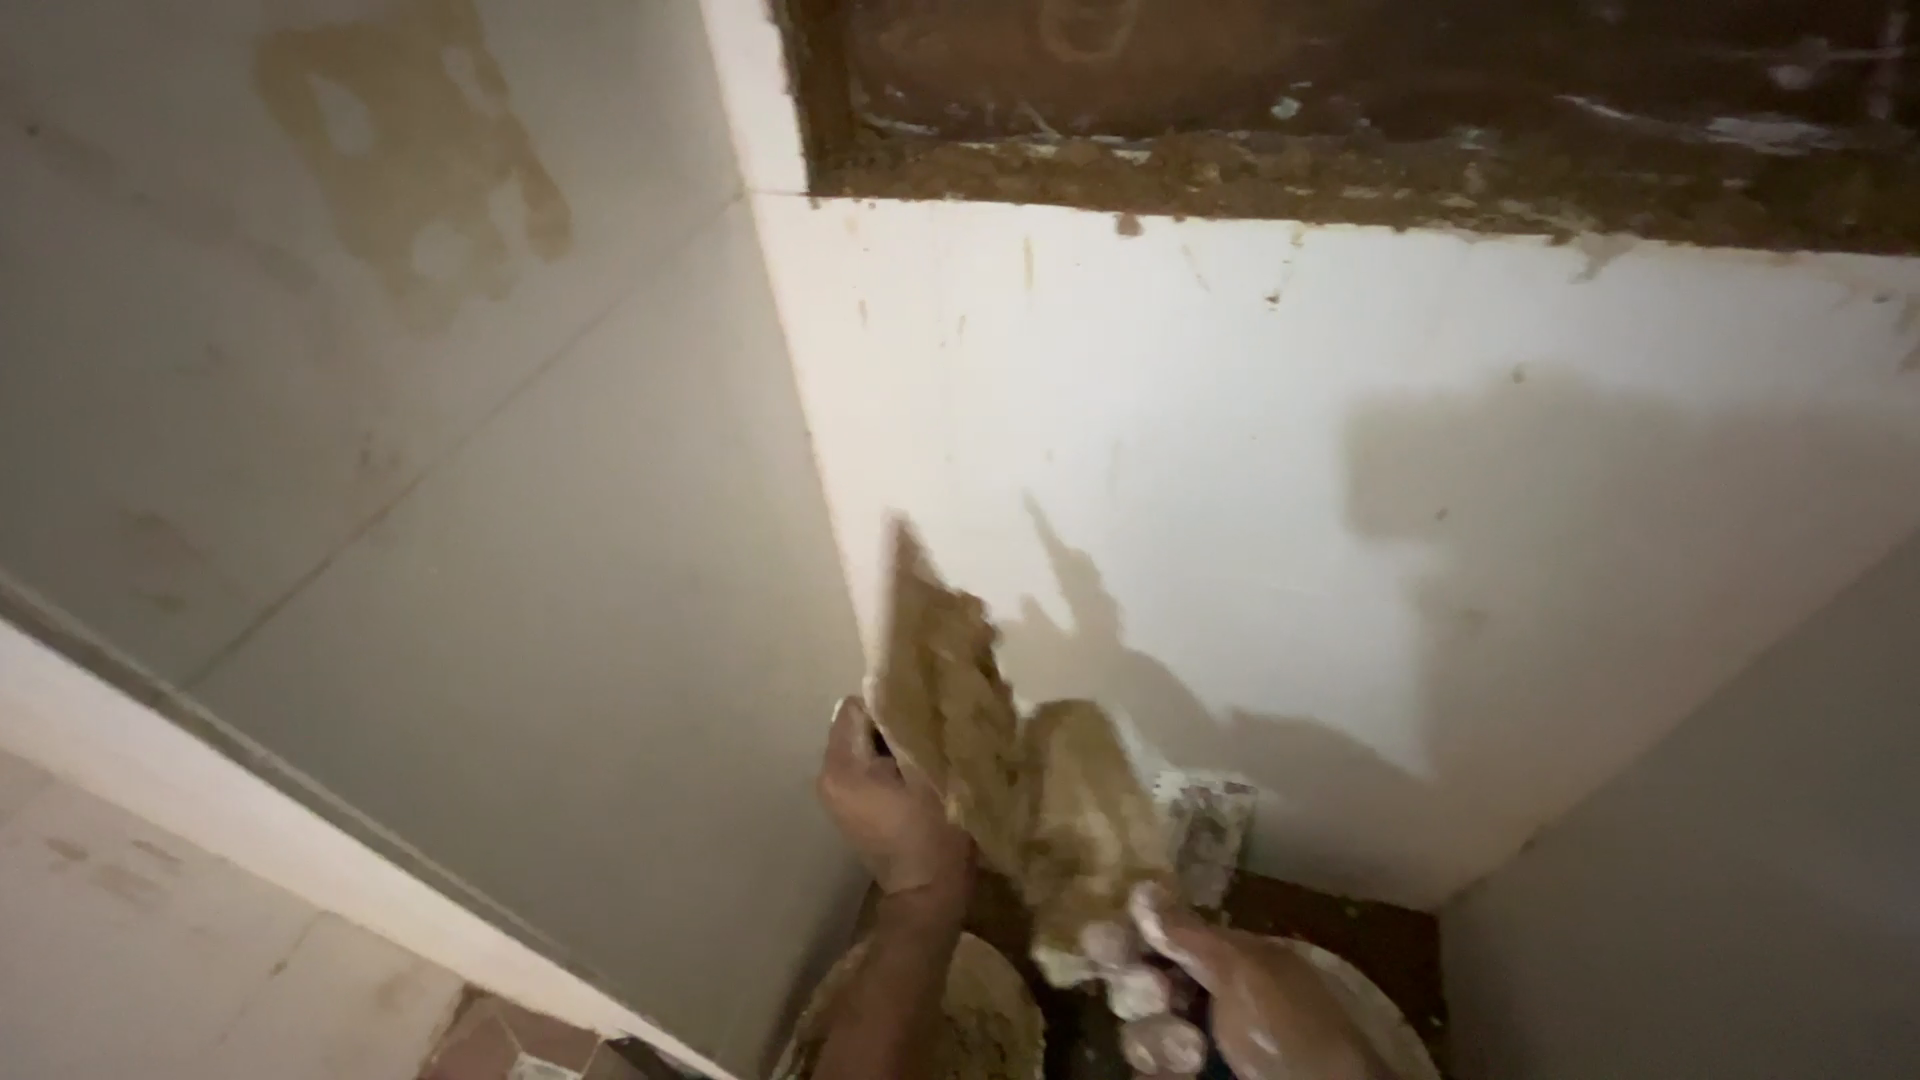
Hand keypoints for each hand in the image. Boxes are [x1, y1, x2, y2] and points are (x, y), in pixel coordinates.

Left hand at [817, 696, 973, 916]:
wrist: (928, 894)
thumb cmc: (933, 831)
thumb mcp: (931, 772)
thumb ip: (915, 730)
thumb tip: (916, 693)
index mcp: (841, 767)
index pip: (858, 707)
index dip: (893, 707)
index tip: (922, 723)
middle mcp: (826, 776)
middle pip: (857, 725)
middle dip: (891, 726)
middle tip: (927, 739)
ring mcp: (834, 794)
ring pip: (862, 744)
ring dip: (890, 745)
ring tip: (922, 758)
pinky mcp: (847, 807)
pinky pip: (863, 765)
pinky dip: (885, 764)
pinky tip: (912, 777)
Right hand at [1123, 883, 1389, 1079]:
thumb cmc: (1294, 1032)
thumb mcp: (1247, 972)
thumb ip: (1187, 933)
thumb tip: (1141, 888)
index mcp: (1218, 958)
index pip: (1154, 935)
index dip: (1125, 936)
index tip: (1105, 943)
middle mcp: (1198, 997)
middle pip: (1132, 978)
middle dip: (1137, 986)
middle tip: (1159, 996)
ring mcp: (1189, 1047)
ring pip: (1134, 1027)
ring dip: (1153, 1035)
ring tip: (1191, 1054)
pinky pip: (1143, 1069)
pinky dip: (1155, 1068)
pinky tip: (1183, 1072)